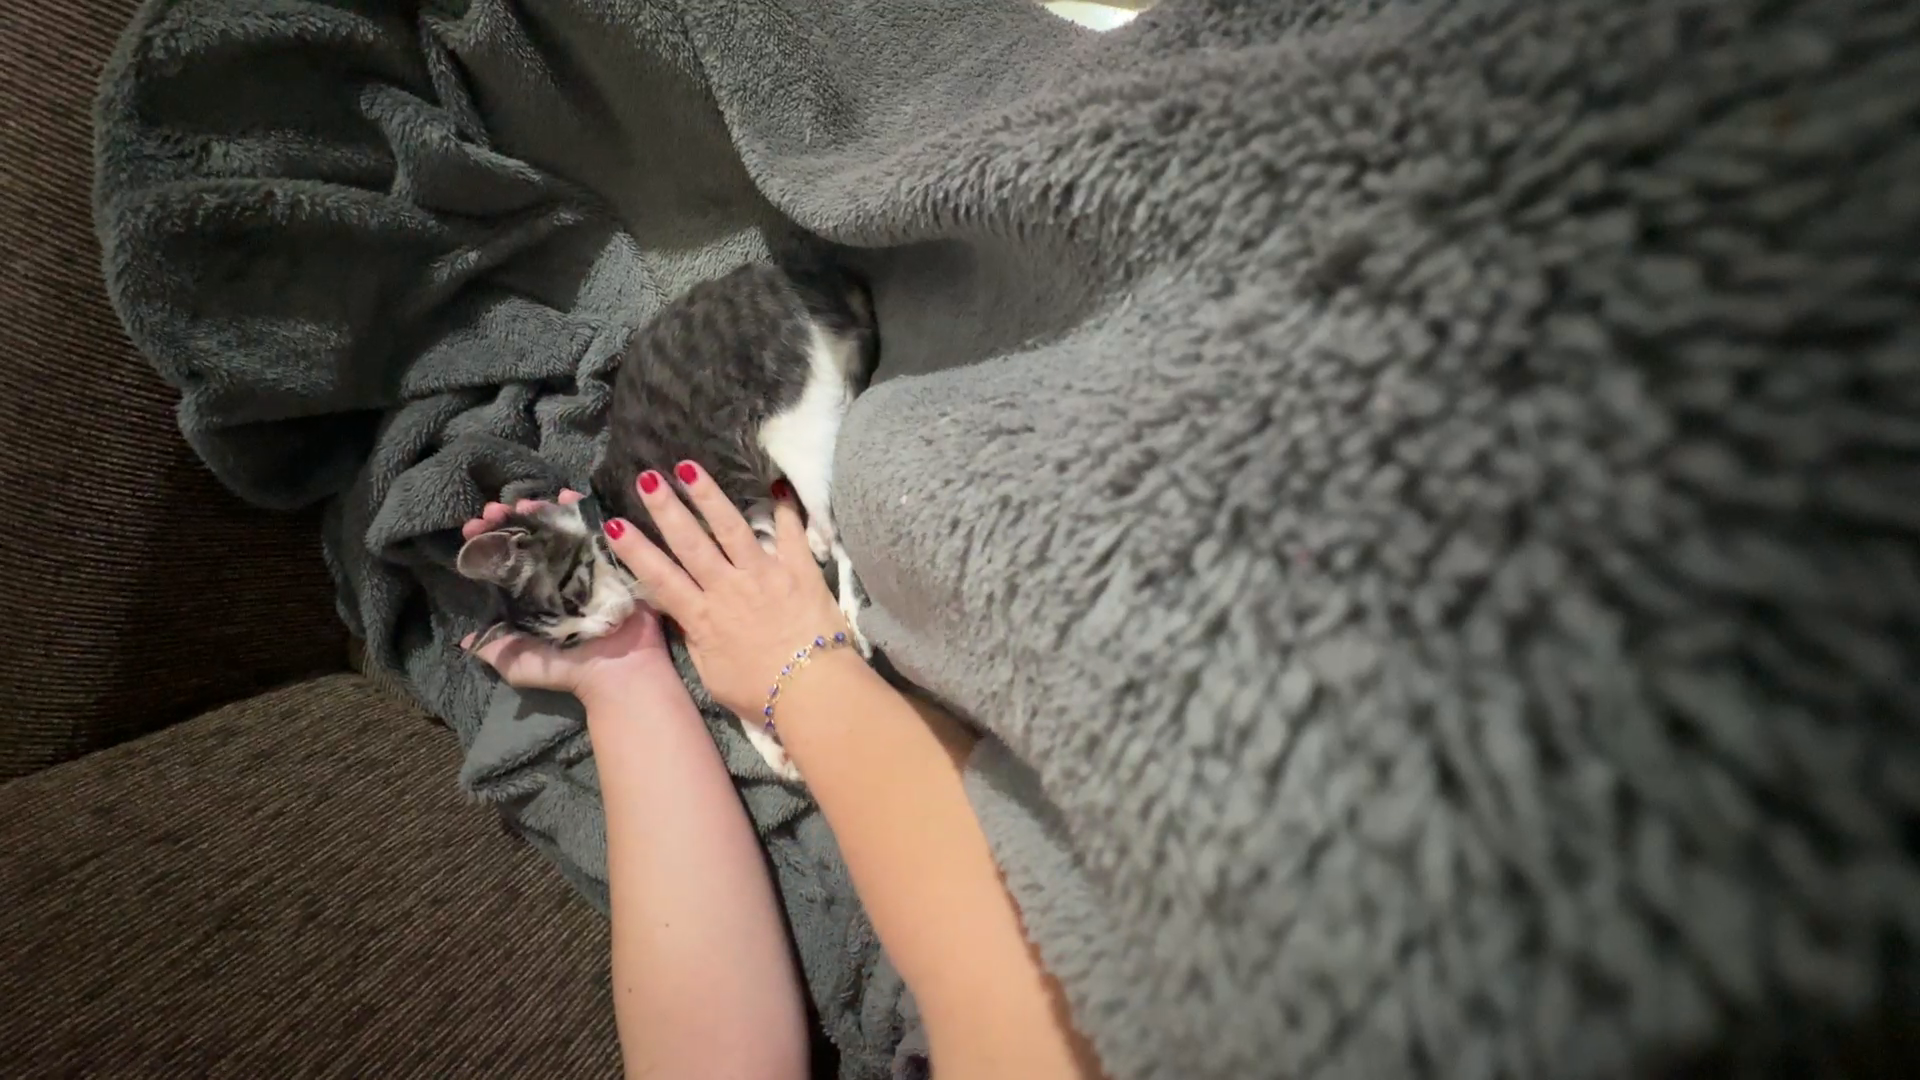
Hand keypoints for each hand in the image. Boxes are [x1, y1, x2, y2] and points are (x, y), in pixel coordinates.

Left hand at [459, 489, 677, 709]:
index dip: (488, 543)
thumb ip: (496, 650)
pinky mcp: (617, 560)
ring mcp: (589, 567)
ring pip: (562, 530)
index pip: (506, 562)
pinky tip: (568, 493)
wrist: (621, 671)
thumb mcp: (521, 664)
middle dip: (511, 521)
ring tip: (527, 502)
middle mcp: (560, 578)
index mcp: (536, 597)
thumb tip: (464, 639)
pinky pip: (601, 530)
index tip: (473, 528)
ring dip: (543, 511)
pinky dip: (586, 509)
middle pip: (532, 540)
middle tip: (496, 510)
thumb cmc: (572, 669)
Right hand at [597, 462, 855, 719]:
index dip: (636, 551)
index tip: (614, 525)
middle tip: (647, 478)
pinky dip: (786, 509)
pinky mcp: (800, 571)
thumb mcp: (712, 673)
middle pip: (691, 543)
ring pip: (731, 528)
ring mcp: (764, 575)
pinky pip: (791, 534)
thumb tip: (688, 619)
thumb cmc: (760, 693)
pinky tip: (778, 485)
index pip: (660, 578)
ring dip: (709, 496)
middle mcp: (728, 589)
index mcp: (703, 618)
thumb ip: (698, 640)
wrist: (811, 692)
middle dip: (666, 509)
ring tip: (689, 468)